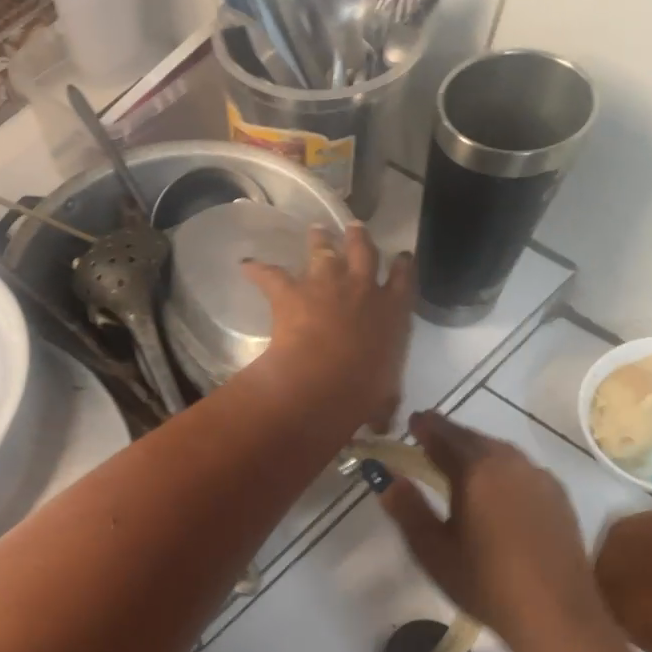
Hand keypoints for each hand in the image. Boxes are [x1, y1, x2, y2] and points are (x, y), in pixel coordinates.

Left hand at [244, 223, 414, 432]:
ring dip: (319, 240)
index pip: (404, 280)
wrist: (328, 379)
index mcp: (393, 312)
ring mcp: (327, 284)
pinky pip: (271, 275)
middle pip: (364, 251)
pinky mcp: (292, 292)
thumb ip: (382, 406)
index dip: (403, 267)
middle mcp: (363, 288)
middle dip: (359, 237)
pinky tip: (246, 265)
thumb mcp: (382, 398)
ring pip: (325, 251)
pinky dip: (257, 269)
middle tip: (353, 226)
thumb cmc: (364, 391)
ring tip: (315, 229)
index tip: (403, 257)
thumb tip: (383, 425)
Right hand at [380, 411, 610, 645]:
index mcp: (477, 471)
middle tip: (429, 438)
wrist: (555, 613)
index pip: (444, 436)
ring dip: (477, 452)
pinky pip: (522, 471)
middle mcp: (512, 464)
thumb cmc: (484, 582)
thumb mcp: (432, 550)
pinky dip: (501, 470)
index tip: (412, 421)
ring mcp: (541, 479)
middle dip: (451, 436)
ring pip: (502, 454)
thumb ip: (406, 508)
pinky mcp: (559, 498)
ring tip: (458, 463)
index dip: (425, 428)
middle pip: (476, 440)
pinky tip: (494, 490)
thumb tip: (385, 477)